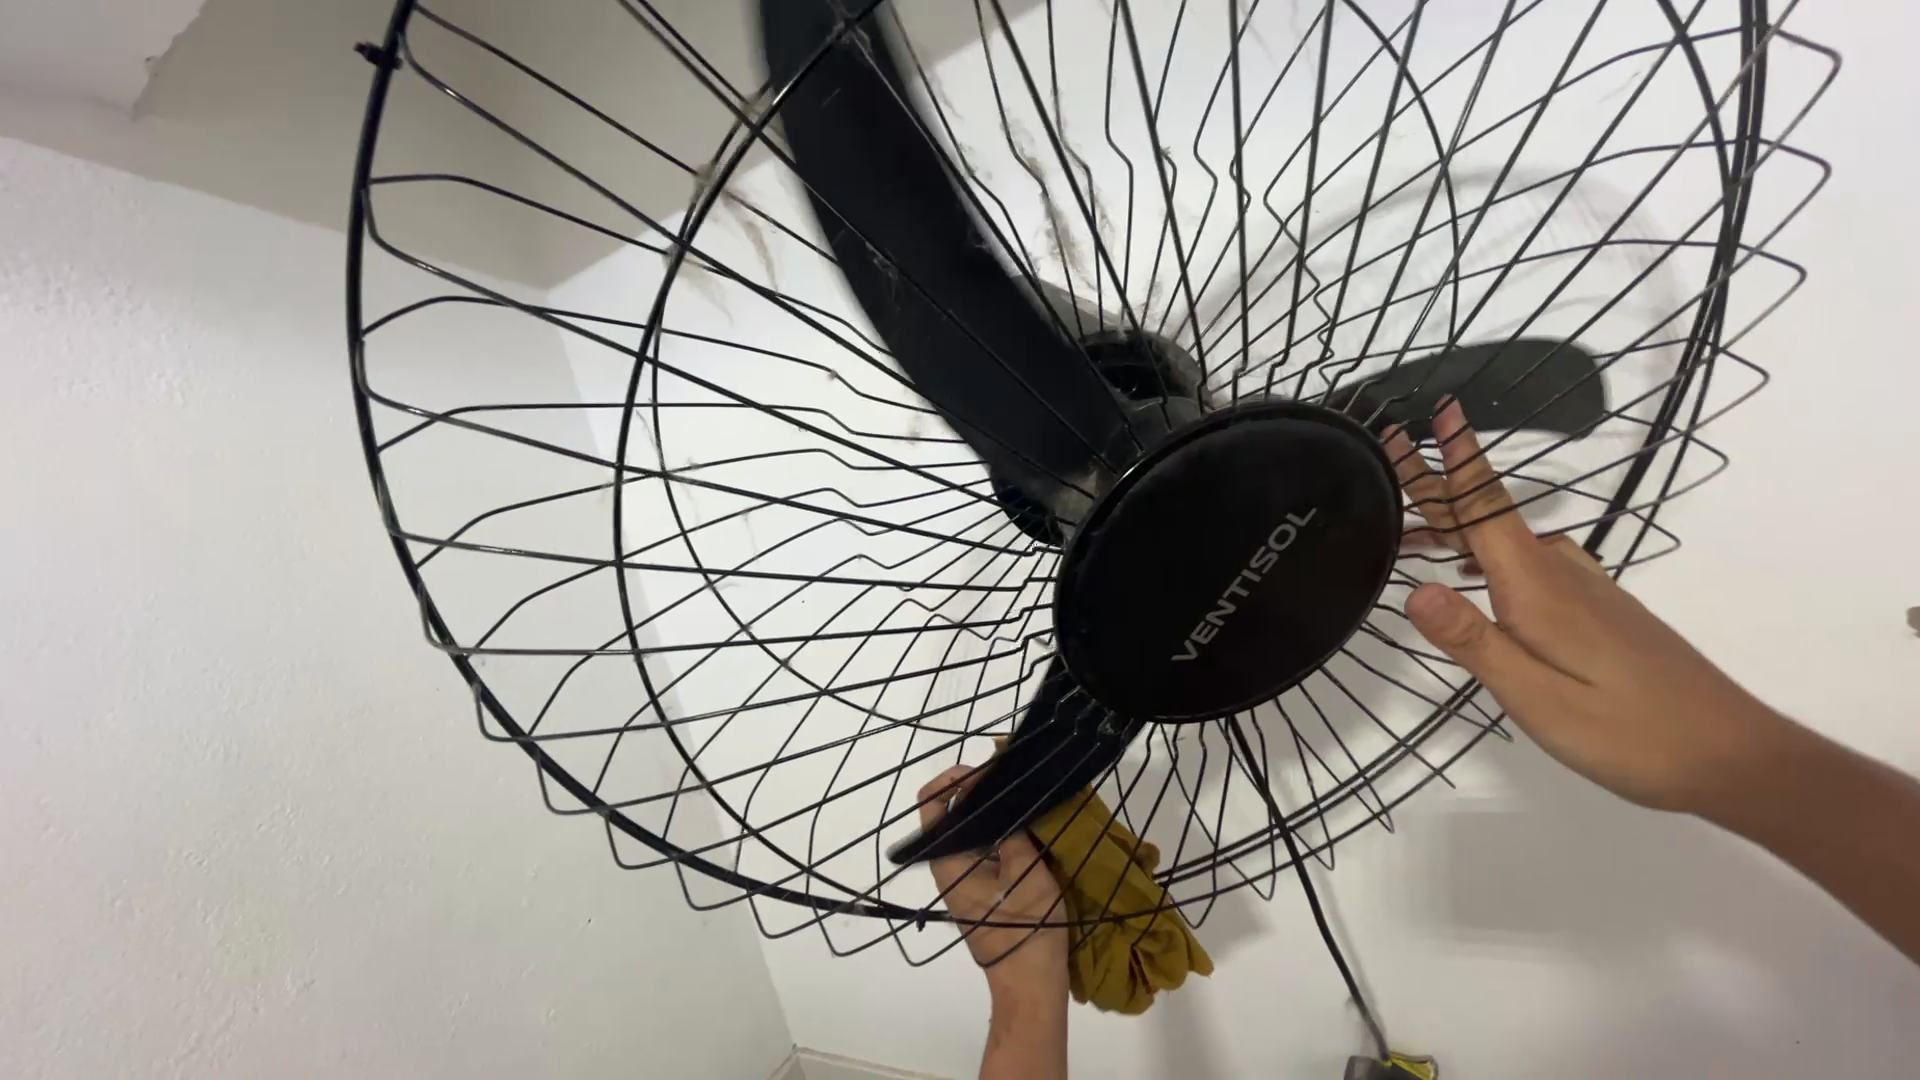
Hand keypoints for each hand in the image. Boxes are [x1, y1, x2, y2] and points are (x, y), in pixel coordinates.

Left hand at [917, 766, 1069, 999]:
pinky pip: (987, 846)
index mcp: (947, 859)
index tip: (984, 772)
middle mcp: (949, 864)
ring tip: (1023, 793)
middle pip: (952, 812)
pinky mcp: (984, 885)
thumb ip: (1013, 831)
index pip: (931, 804)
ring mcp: (966, 876)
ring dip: (995, 809)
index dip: (951, 779)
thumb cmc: (1025, 929)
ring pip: (972, 828)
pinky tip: (1030, 822)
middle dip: (979, 789)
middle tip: (1011, 777)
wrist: (1031, 985)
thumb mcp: (1026, 871)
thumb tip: (1007, 798)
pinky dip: (1003, 829)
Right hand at [1385, 402, 1790, 813]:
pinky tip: (1472, 578)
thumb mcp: (1535, 695)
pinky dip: (1484, 554)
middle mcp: (1560, 573)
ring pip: (1504, 541)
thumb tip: (1415, 590)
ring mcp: (1583, 589)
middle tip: (1388, 470)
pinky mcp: (1595, 609)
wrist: (1735, 757)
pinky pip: (1526, 563)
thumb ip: (1474, 641)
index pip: (1484, 507)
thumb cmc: (1627, 730)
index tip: (1438, 409)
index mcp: (1537, 586)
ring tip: (1408, 540)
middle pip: (1487, 516)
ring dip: (1453, 529)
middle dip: (1437, 488)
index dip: (1458, 458)